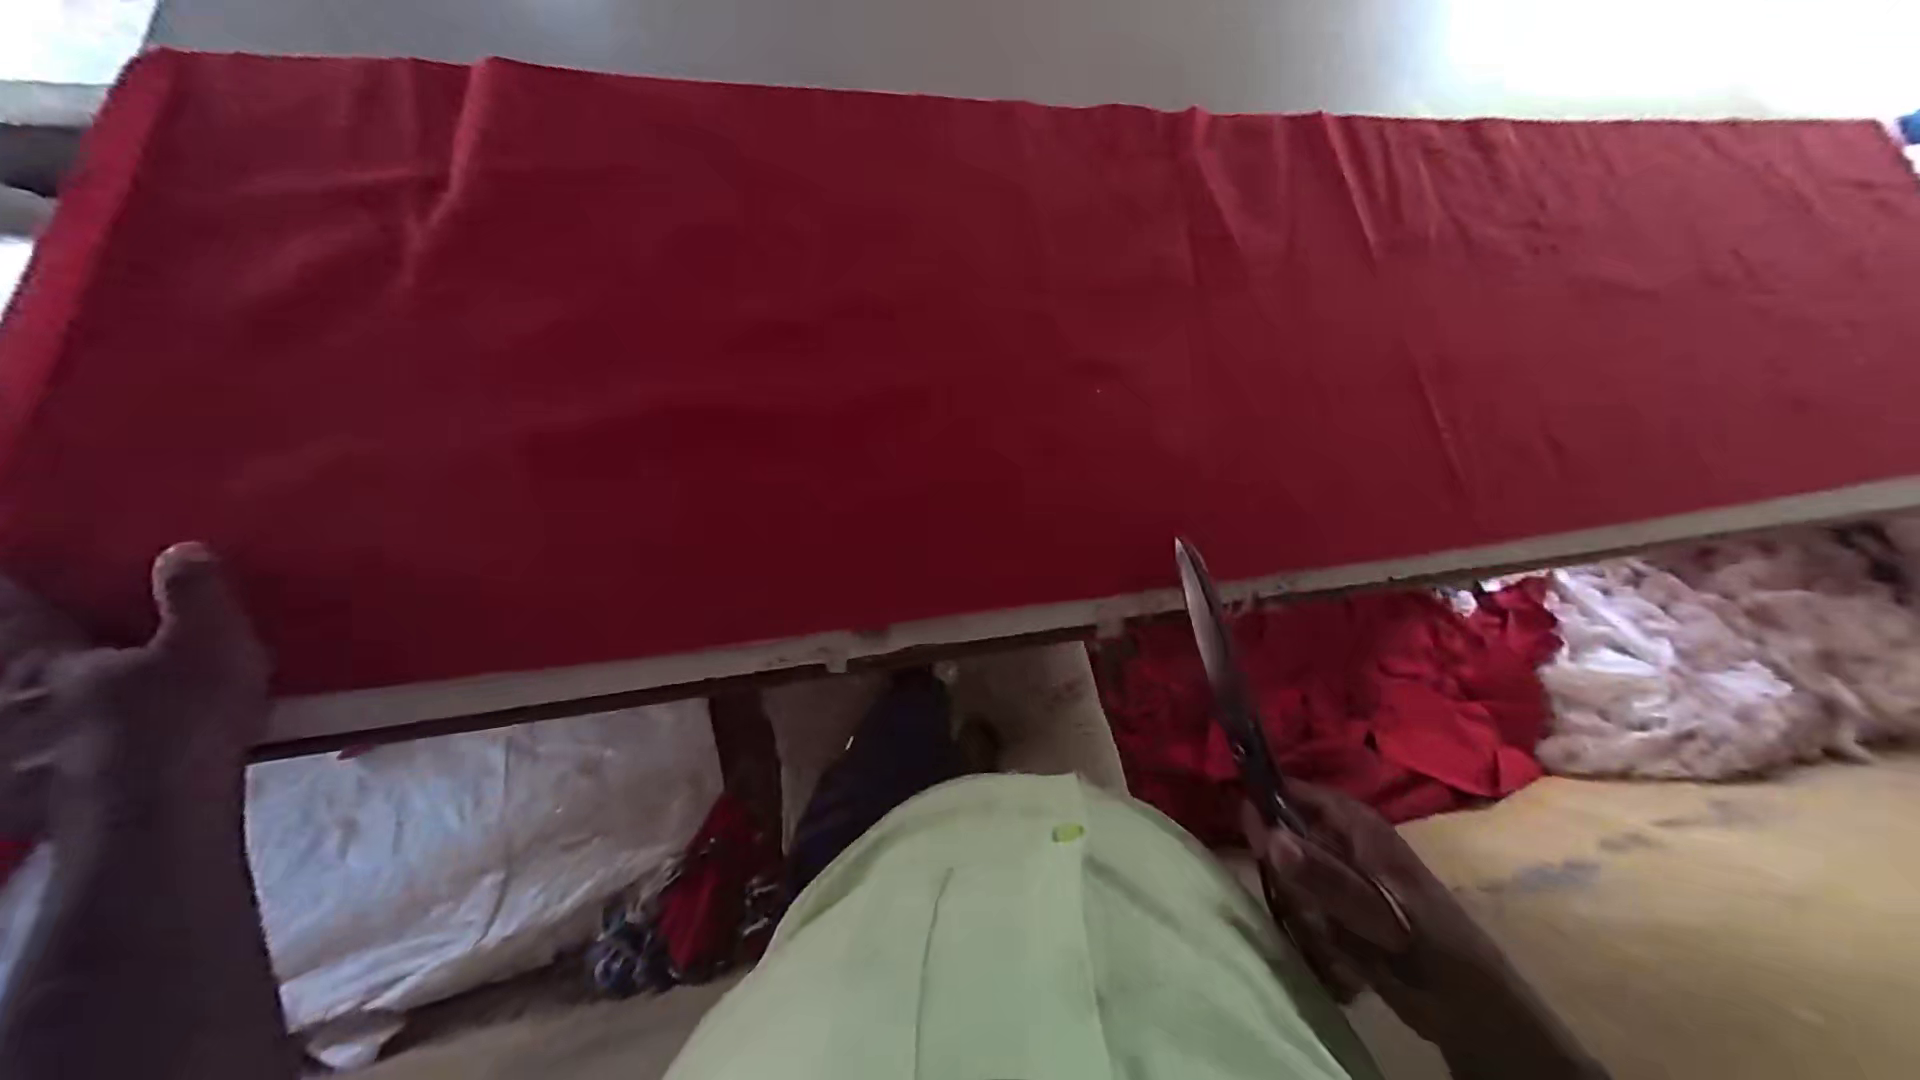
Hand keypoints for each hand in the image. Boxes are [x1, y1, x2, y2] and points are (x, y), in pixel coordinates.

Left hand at [0, 544, 267, 833]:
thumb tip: (180, 549)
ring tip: (44, 722)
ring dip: (16, 717)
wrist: (149, 817)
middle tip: (37, 651)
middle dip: (14, 655)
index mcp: (37, 657)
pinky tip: (40, 774)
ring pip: (1, 724)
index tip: (21, 575)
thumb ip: (196, 596)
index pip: (9, 605)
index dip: (13, 584)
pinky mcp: (10, 806)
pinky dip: (22, 771)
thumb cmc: (179, 717)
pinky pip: (9, 780)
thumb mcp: (212, 645)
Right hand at [1244, 782, 1606, 1079]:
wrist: (1472, 1012)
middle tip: (1304, 907)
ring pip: (1289, 874)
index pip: (1298, 790)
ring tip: (1328, 938)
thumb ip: (1323, 876)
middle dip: (1283, 871)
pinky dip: (1306, 928)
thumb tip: (1268, 834)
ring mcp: (1340, 876)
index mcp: (1358, 825)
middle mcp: (1344, 842)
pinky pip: (1300, 905)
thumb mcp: (1377, 913)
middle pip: (1285, 834)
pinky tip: (1331, 952)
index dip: (1265, 794)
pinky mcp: (1338, 908)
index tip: (1240, 815)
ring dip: (1298, 908)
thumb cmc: (1430, 948)